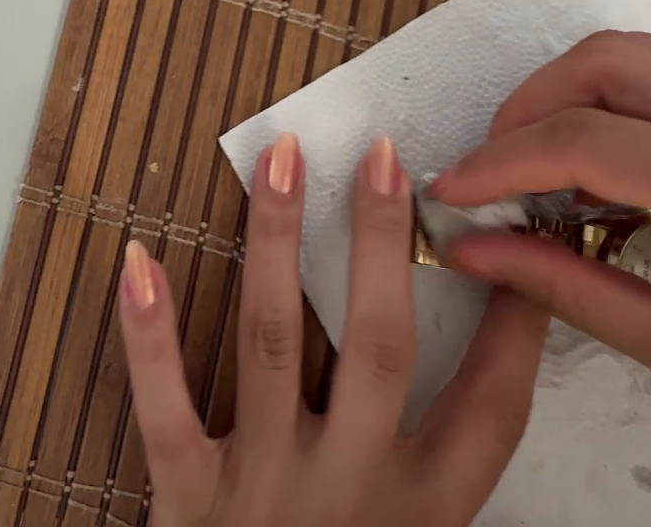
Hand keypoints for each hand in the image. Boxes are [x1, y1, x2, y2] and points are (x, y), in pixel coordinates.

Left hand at [117, 134, 548, 525]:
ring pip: (273, 341)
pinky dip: (149, 333)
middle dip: (381, 243)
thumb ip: (429, 461)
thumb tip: (458, 361)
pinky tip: (139, 258)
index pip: (492, 411)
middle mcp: (353, 492)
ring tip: (282, 160)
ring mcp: (266, 489)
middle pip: (382, 347)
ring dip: (276, 240)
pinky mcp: (189, 500)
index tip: (512, 244)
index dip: (511, 326)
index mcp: (421, 510)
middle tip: (381, 158)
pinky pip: (165, 406)